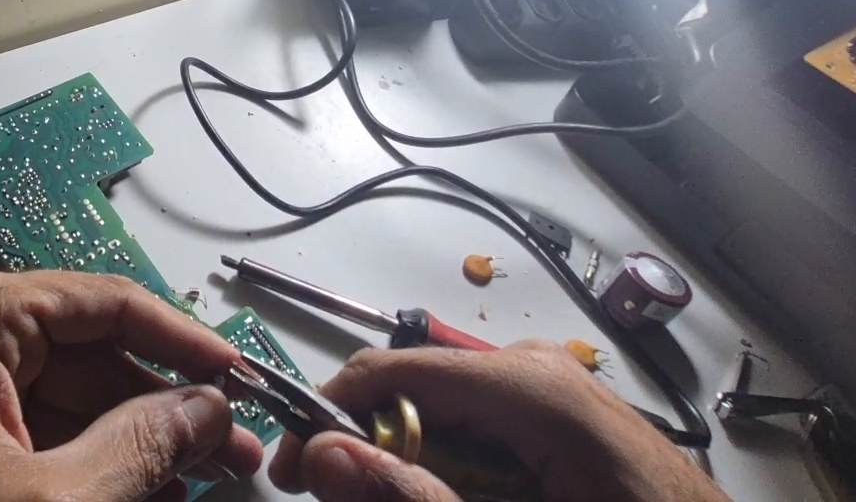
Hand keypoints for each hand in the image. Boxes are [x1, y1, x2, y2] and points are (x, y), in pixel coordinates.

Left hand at [0, 270, 265, 501]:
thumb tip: (209, 407)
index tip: (241, 376)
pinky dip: (95, 463)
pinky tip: (147, 489)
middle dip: (165, 403)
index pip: (106, 300)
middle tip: (238, 448)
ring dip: (138, 439)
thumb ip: (138, 447)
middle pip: (95, 353)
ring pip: (75, 398)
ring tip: (208, 473)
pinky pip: (44, 433)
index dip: (181, 338)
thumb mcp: (48, 498)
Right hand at [268, 340, 728, 501]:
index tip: (292, 471)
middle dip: (380, 452)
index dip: (329, 414)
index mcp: (531, 387)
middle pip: (415, 393)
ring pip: (443, 413)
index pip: (391, 371)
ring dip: (419, 467)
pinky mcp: (562, 413)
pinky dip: (457, 469)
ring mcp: (552, 387)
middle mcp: (535, 367)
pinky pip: (479, 427)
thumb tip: (318, 458)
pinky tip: (468, 499)